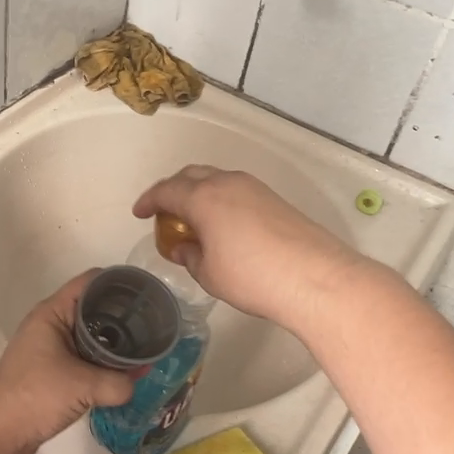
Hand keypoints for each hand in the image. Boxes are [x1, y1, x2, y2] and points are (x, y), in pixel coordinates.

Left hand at [0, 271, 135, 453]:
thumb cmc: (34, 395)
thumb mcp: (83, 386)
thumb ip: (117, 383)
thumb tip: (134, 383)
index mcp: (53, 313)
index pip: (90, 282)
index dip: (118, 283)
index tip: (146, 294)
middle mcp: (51, 325)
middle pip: (93, 308)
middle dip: (121, 316)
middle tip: (153, 326)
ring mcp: (50, 348)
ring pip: (89, 336)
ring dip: (113, 343)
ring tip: (144, 349)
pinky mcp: (52, 371)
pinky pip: (84, 358)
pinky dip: (102, 363)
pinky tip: (123, 373)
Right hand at [133, 166, 380, 334]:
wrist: (314, 277)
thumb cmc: (251, 277)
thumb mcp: (209, 274)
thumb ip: (190, 256)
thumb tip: (185, 248)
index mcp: (203, 197)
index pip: (166, 191)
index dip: (148, 201)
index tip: (139, 213)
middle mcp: (227, 183)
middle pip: (191, 176)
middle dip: (173, 190)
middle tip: (164, 212)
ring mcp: (254, 188)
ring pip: (216, 180)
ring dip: (199, 193)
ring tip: (193, 219)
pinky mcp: (274, 199)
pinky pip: (236, 190)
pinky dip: (220, 200)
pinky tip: (222, 225)